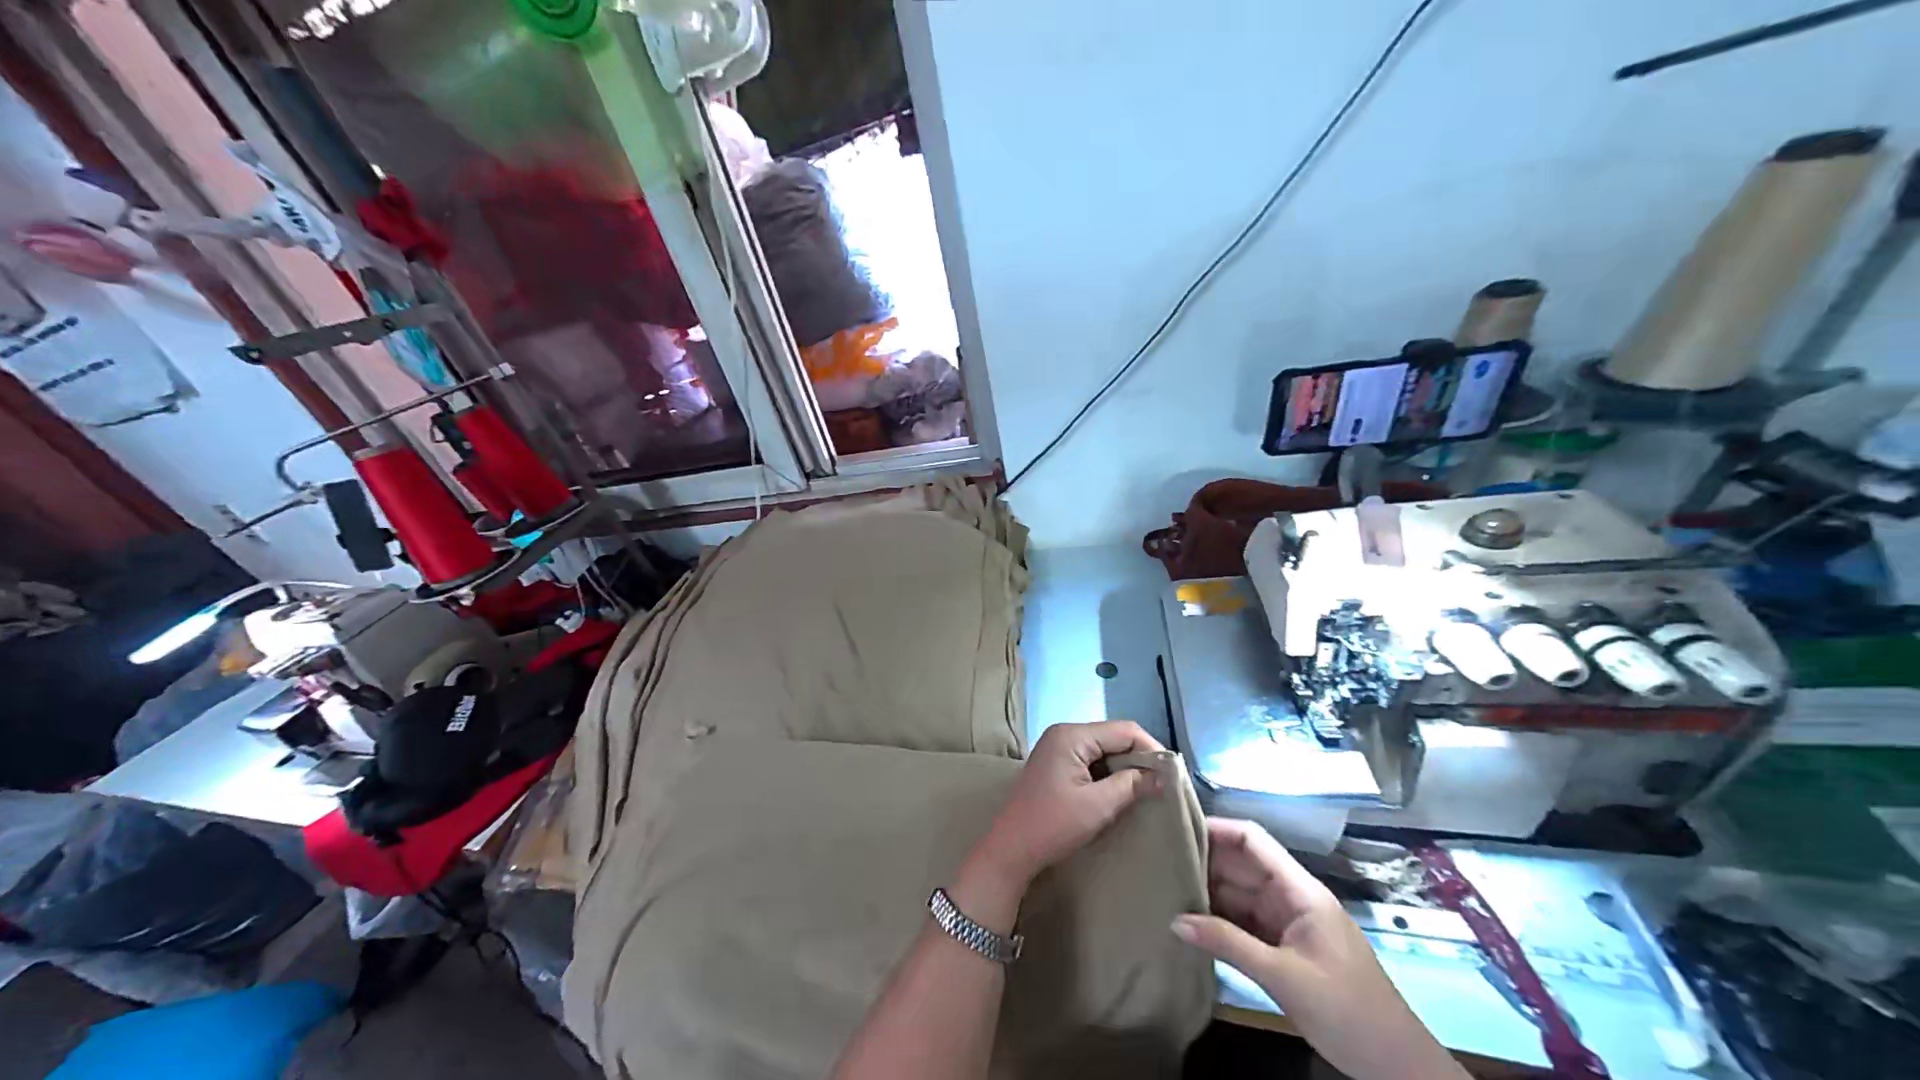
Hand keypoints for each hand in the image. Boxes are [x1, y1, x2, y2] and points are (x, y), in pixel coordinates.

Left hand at [969, 721, 1164, 887]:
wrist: (1011, 849)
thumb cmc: (1053, 825)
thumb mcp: (1098, 806)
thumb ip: (1131, 785)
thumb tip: (1162, 775)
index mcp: (1071, 735)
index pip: (1124, 730)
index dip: (1151, 748)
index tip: (1172, 775)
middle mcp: (1064, 733)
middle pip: (1114, 736)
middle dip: (1139, 758)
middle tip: (1163, 785)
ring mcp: (1058, 747)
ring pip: (1104, 749)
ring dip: (1125, 767)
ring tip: (1147, 790)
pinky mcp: (1056, 763)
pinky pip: (1091, 760)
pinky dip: (1108, 773)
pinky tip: (1122, 791)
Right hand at [1172, 819, 1467, 1079]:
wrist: (1396, 1066)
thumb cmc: (1348, 1011)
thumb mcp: (1285, 977)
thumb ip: (1229, 944)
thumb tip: (1175, 921)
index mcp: (1300, 891)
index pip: (1254, 841)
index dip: (1218, 828)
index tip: (1177, 827)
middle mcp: (1292, 898)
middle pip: (1242, 865)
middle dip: (1204, 859)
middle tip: (1158, 858)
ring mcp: (1287, 923)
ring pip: (1239, 893)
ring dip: (1207, 889)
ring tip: (1164, 883)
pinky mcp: (1283, 948)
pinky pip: (1243, 921)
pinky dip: (1218, 918)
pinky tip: (1189, 919)